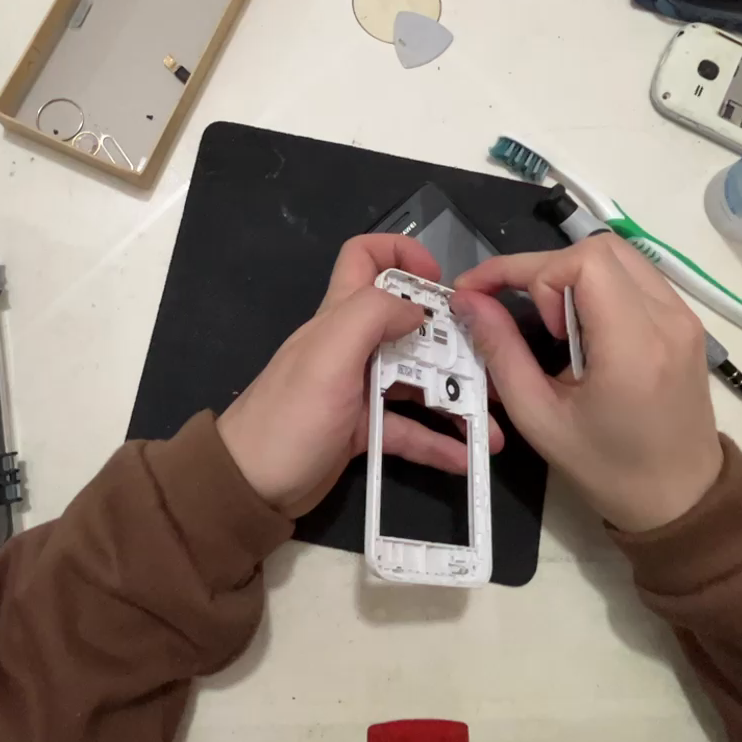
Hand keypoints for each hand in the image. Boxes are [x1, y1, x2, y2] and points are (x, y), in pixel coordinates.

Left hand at [218, 234, 505, 518]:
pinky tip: (467, 458)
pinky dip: (438, 441)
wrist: (249, 488)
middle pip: (407, 322)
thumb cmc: (289, 416)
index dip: (401, 253)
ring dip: (454, 395)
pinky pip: (408, 429)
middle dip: (450, 337)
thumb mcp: (328, 356)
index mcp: (339, 315)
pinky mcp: (361, 430)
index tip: (440, 283)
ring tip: (493, 421)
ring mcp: (357, 388)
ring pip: (415, 379)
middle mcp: (351, 344)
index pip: (364, 256)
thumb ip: (372, 316)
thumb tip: (420, 308)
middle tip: (487, 359)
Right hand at [449, 234, 721, 532]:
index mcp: (634, 347)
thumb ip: (500, 350)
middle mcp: (668, 319)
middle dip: (546, 271)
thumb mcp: (537, 416)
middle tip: (530, 319)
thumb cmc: (605, 467)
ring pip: (617, 254)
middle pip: (598, 248)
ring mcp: (684, 316)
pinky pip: (632, 274)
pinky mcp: (685, 320)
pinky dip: (595, 285)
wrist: (681, 500)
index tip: (498, 303)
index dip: (529, 272)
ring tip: (554, 324)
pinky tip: (581, 327)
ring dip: (570, 275)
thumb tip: (468, 300)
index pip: (583, 263)